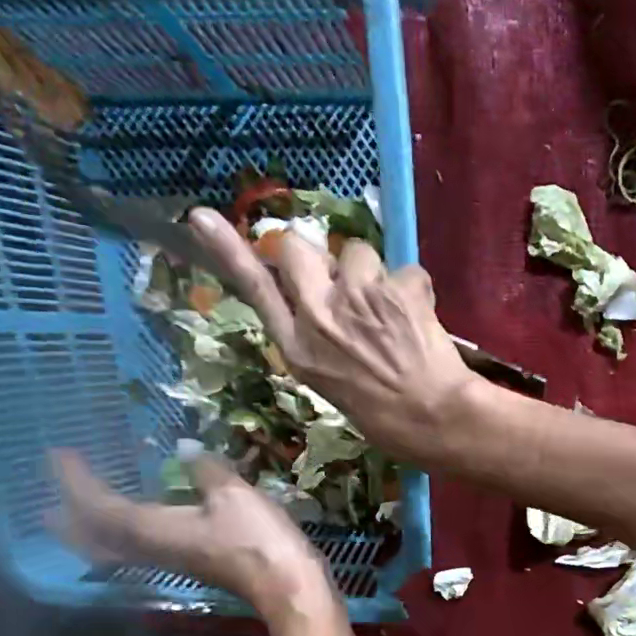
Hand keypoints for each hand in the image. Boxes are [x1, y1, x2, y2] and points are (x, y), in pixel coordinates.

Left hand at [51, 449, 336, 618]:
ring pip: (108, 547)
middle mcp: (146, 547)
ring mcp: (166, 559)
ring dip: (87, 530)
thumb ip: (206, 470)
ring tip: (81, 514)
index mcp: (148, 527)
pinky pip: (132, 550)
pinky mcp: (187, 564)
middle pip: (90, 535)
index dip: (74, 478)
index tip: (58, 452)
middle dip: (66, 515)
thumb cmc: (256, 537)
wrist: (285, 582)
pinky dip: (118, 536)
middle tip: (52, 495)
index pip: (95, 502)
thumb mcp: (234, 496)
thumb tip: (184, 447)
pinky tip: (136, 527)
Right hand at [187, 208, 480, 467]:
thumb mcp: (331, 380)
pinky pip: (407, 270)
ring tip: (394, 309)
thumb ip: (317, 336)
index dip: (231, 251)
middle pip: (299, 249)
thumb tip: (318, 297)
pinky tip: (423, 315)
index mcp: (297, 346)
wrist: (434, 417)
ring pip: (359, 252)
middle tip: (351, 283)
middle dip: (323, 255)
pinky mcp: (398, 292)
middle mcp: (319, 316)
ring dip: (376, 273)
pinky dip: (417, 288)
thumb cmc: (385, 412)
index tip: (201, 218)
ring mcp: (358, 299)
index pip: (255, 289)